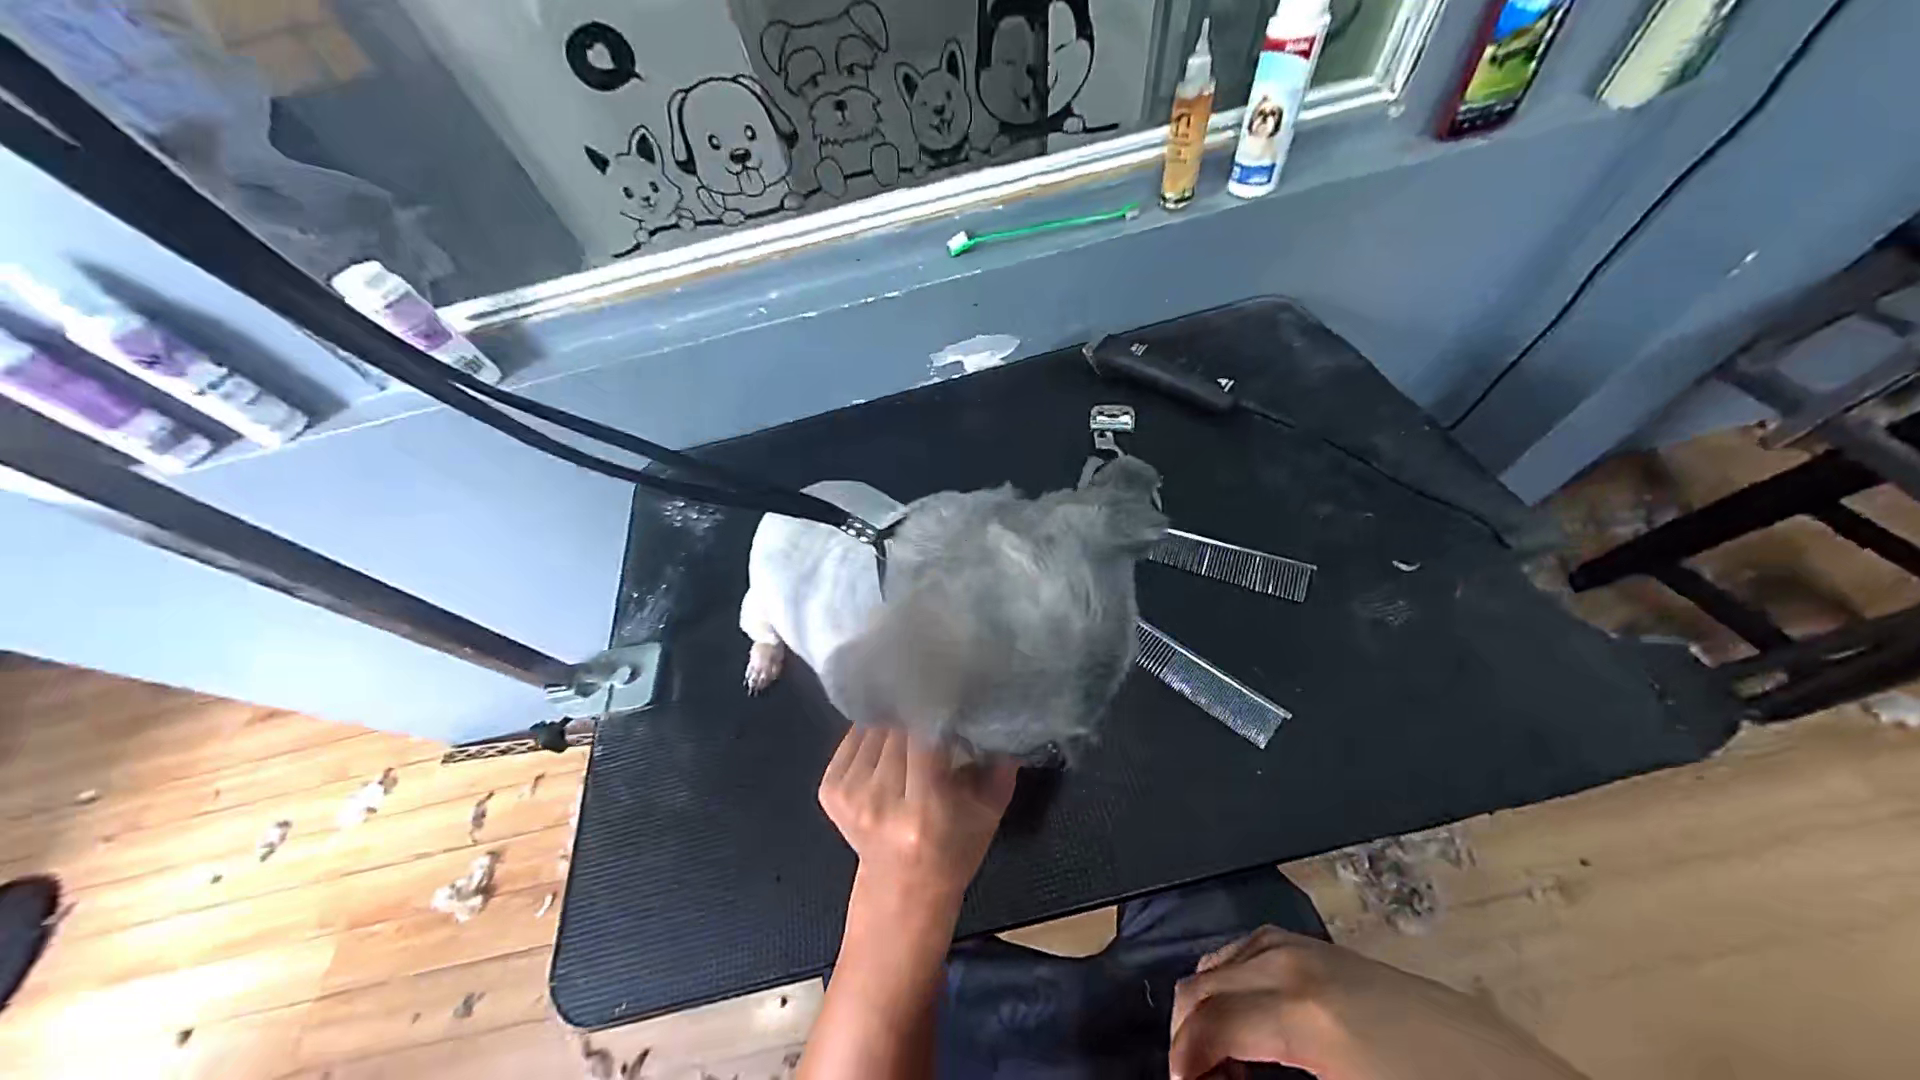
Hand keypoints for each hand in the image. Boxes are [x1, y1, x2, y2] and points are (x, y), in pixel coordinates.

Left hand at [818, 726, 1018, 909]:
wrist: (900, 890)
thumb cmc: (952, 851)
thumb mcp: (988, 814)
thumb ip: (1000, 768)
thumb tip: (1000, 722)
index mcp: (922, 811)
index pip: (924, 740)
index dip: (936, 715)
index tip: (949, 700)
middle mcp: (878, 802)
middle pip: (896, 730)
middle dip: (915, 717)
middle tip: (931, 710)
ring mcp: (848, 796)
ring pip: (874, 729)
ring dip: (894, 723)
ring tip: (911, 731)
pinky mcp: (828, 791)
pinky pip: (852, 740)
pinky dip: (871, 735)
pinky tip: (886, 746)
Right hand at [1170, 926, 1586, 1079]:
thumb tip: (1224, 1076)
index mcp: (1302, 1014)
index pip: (1209, 1023)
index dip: (1182, 1061)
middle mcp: (1295, 966)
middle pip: (1205, 981)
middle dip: (1187, 1032)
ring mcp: (1314, 952)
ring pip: (1226, 956)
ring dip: (1210, 1001)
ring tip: (1223, 1054)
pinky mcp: (1335, 953)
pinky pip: (1258, 948)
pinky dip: (1236, 977)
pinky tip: (1252, 1013)